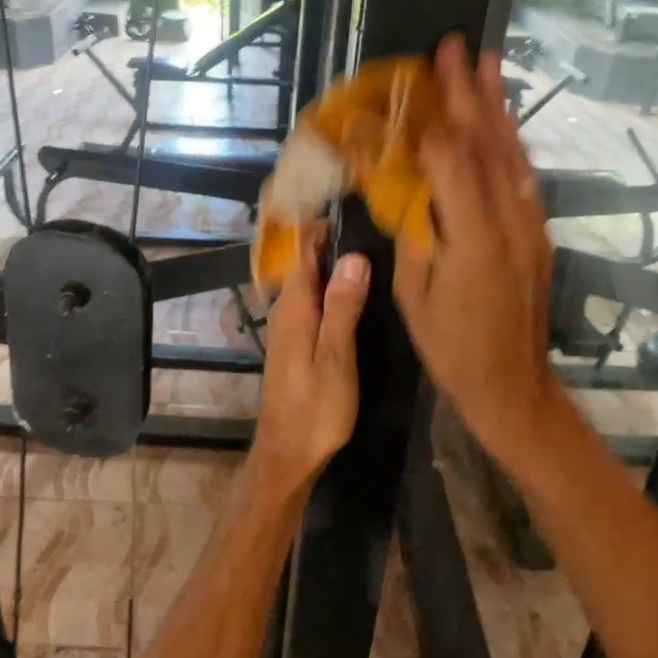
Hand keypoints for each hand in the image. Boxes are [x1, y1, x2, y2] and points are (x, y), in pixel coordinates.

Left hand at [253, 235, 370, 485]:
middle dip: (330, 239)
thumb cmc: (315, 409)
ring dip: (332, 262)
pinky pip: (312, 300)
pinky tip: (354, 288)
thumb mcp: (336, 357)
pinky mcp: (296, 343)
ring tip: (370, 245)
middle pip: (305, 262)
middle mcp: (286, 310)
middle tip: (371, 221)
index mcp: (294, 308)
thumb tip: (354, 256)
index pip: (304, 250)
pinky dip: (330, 286)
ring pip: (309, 281)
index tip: (351, 202)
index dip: (323, 225)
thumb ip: (342, 307)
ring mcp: (289, 327)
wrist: (288, 455)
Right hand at [395, 34, 564, 453]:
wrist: (511, 384)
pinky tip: (502, 121)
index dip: (434, 121)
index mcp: (474, 240)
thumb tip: (408, 184)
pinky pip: (522, 177)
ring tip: (489, 63)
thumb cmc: (450, 347)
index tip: (418, 83)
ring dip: (498, 106)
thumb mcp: (413, 294)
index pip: (454, 164)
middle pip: (488, 146)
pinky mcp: (537, 234)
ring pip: (512, 155)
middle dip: (469, 94)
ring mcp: (530, 227)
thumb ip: (415, 233)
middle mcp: (509, 223)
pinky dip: (510, 142)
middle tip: (455, 48)